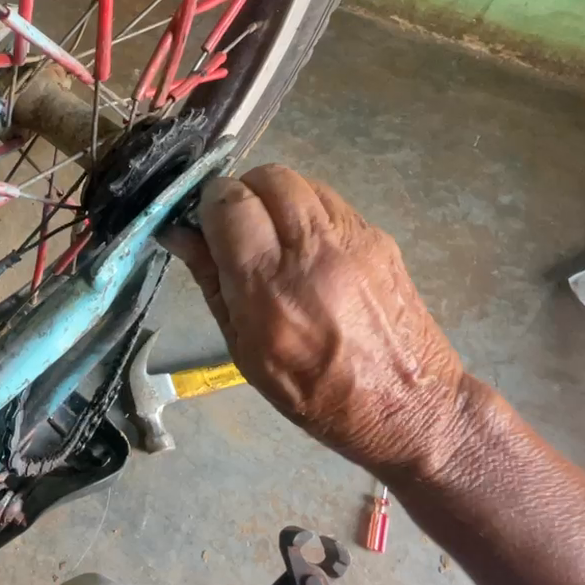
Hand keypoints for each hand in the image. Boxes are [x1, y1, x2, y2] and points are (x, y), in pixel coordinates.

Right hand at [163, 164, 469, 474]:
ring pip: (300, 182)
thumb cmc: (310, 390)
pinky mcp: (379, 237)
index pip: (230, 202)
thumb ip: (210, 278)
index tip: (205, 224)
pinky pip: (330, 200)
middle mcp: (311, 251)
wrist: (407, 406)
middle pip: (266, 177)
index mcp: (268, 285)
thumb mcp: (242, 346)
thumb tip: (178, 233)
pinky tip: (306, 246)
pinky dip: (306, 211)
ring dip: (274, 197)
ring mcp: (352, 239)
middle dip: (242, 191)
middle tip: (236, 225)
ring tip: (271, 233)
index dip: (209, 204)